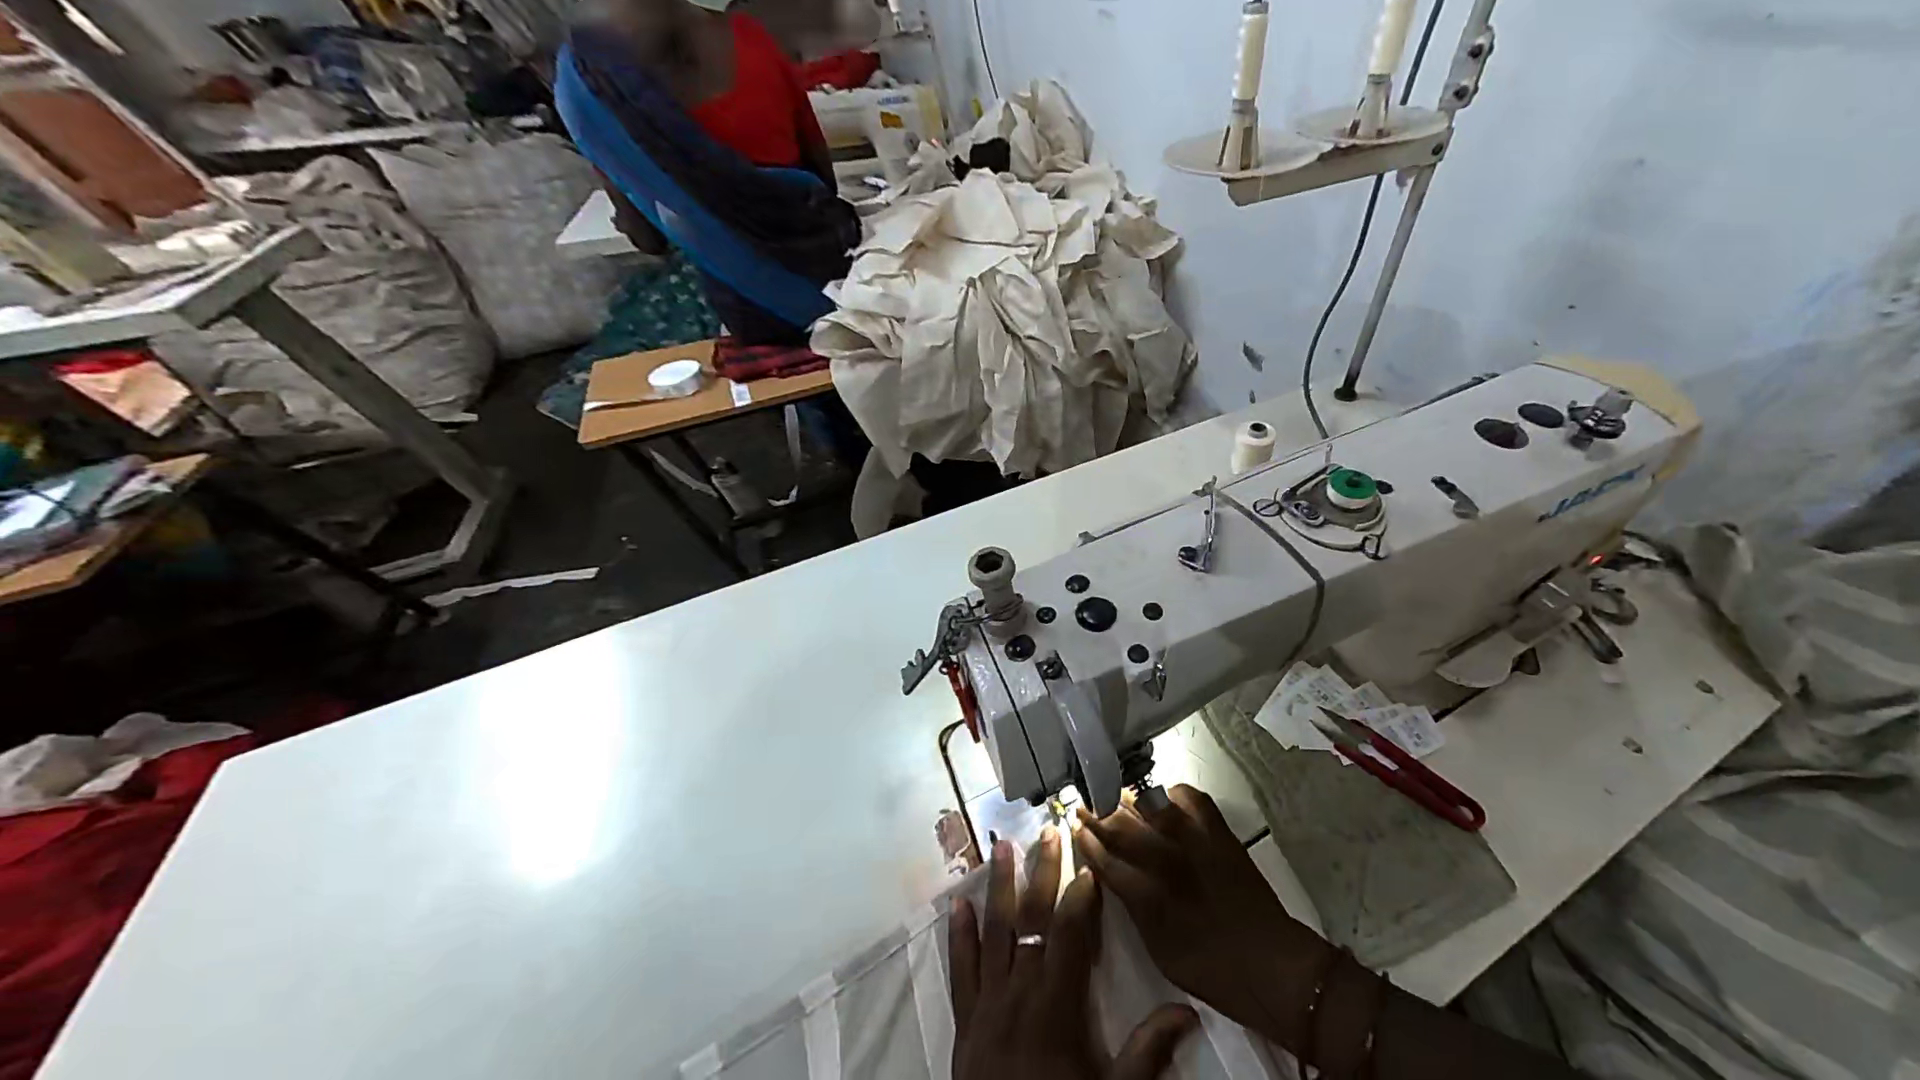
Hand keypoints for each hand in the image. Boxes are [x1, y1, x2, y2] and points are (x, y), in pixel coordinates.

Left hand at [950, 827, 1197, 1079]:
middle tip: (1047, 832)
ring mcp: (987, 999)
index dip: (1080, 897)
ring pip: (994, 929)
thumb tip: (1188, 1012)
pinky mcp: (965, 1016)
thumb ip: (1147, 1051)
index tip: (1088, 866)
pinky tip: (957, 903)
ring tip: (1002, 847)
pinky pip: (961, 966)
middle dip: (1041, 872)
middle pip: (1031, 918)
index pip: (1069, 933)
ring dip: (999, 886)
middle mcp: (1019, 988)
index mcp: (1056, 1002)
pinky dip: (959, 933)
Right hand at [1073, 786, 1334, 1049]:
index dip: (1086, 841)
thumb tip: (1109, 874)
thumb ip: (1131, 906)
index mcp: (1147, 895)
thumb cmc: (1208, 967)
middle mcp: (1165, 862)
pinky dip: (1172, 793)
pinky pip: (1190, 797)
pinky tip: (1163, 799)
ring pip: (1148, 806)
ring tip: (1114, 797)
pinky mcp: (1218, 832)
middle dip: (1097, 815)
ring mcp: (1193, 841)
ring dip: (1126, 800)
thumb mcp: (1157, 948)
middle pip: (1120, 826)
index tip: (1074, 828)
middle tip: (1083, 806)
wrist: (1272, 966)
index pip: (1104, 857)